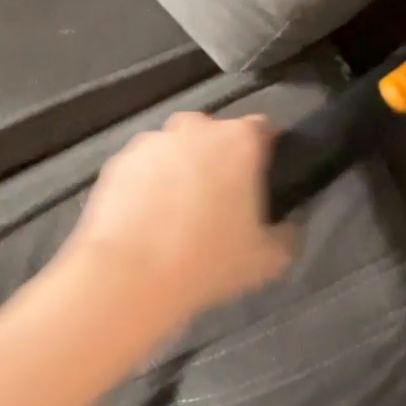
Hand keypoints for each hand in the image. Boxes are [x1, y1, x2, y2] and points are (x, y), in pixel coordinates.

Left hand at [60, 112, 296, 321]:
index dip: (266, 154)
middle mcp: (195, 128)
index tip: (263, 182)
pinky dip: (149, 186)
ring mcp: (151, 142)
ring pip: (176, 150)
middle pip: (215, 136)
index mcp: (240, 141)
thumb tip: (288, 227)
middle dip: (220, 161)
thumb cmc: (208, 262)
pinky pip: (144, 169)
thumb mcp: (269, 260)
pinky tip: (149, 222)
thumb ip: (287, 235)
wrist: (129, 277)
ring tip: (180, 217)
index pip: (264, 129)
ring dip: (182, 172)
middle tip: (221, 203)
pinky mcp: (117, 163)